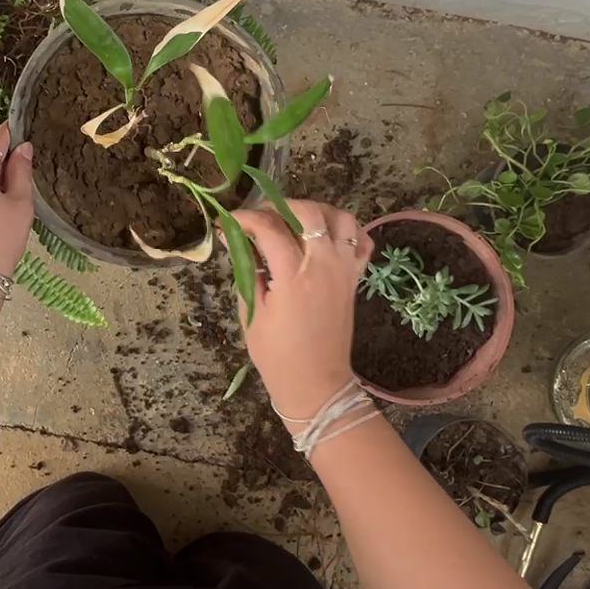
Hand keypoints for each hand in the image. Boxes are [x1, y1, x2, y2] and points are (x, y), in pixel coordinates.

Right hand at [232, 200, 374, 419]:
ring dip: (316, 213)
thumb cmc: (277, 354)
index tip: (228, 221)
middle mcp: (323, 266)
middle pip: (309, 212)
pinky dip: (346, 231)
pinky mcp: (355, 278)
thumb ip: (247, 271)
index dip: (245, 218)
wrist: (316, 383)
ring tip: (295, 223)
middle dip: (281, 205)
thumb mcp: (252, 313)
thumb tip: (239, 242)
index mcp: (293, 277)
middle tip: (262, 218)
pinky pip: (361, 241)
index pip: (269, 228)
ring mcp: (344, 270)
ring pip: (341, 218)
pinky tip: (325, 239)